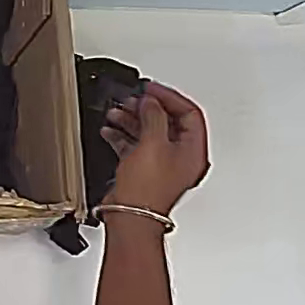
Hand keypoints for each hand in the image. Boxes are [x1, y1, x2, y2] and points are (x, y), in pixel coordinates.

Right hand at [101, 80, 208, 216]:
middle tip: (134, 99)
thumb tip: (151, 102)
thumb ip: (154, 116)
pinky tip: (111, 130)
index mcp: (192, 151)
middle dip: (148, 108)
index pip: (189, 113)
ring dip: (133, 120)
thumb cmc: (146, 190)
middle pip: (168, 122)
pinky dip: (123, 135)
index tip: (153, 89)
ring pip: (149, 132)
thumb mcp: (153, 143)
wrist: (129, 216)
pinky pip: (135, 145)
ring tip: (118, 112)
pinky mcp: (143, 170)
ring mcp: (161, 164)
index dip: (170, 97)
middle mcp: (180, 157)